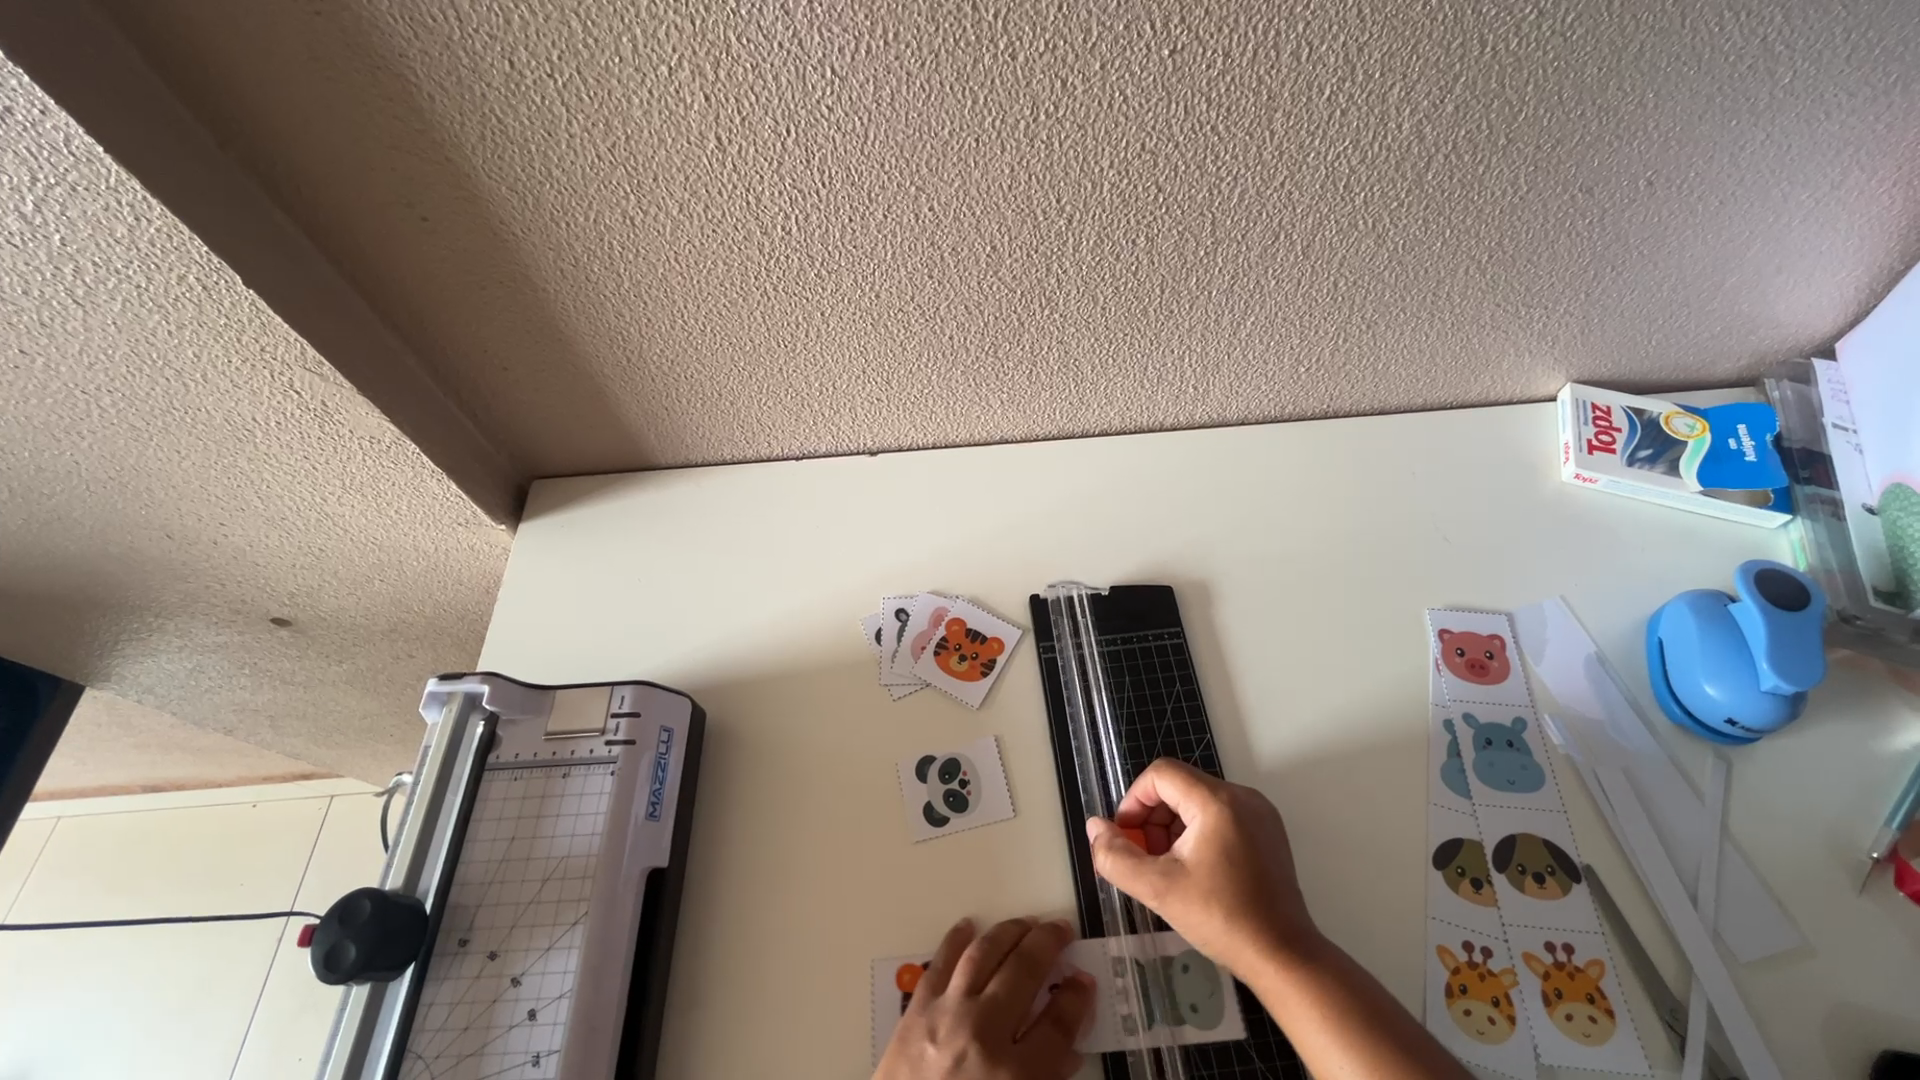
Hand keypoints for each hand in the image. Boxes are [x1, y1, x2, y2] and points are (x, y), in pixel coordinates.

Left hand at [874, 916, 1095, 1079]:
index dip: (1077, 998)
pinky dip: (956, 939)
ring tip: (1026, 923)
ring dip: (1009, 932)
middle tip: (1061, 929)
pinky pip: (940, 963)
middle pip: (1024, 970)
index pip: (1059, 1023)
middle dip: (1048, 943)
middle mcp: (983, 1033)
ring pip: (984, 954)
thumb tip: (1068, 1045)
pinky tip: (970, 926)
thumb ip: (1046, 1077)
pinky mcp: (916, 1010)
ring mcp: (946, 1015)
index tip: (1084, 981)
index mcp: (1015, 1075)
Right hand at [1085, 758, 1318, 971]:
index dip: (1133, 802)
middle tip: (1143, 859)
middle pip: (1178, 787)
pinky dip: (1195, 834)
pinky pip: (1219, 816)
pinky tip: (1192, 871)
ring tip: (1165, 869)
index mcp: (1218, 801)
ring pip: (1197, 802)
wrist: (1283, 957)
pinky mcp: (1267, 832)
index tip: (1126, 838)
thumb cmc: (1221, 919)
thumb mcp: (1157, 888)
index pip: (1160, 775)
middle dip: (1151, 819)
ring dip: (1170, 828)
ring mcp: (1259, 814)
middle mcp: (1242, 797)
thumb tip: (1095, 828)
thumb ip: (1115, 855)